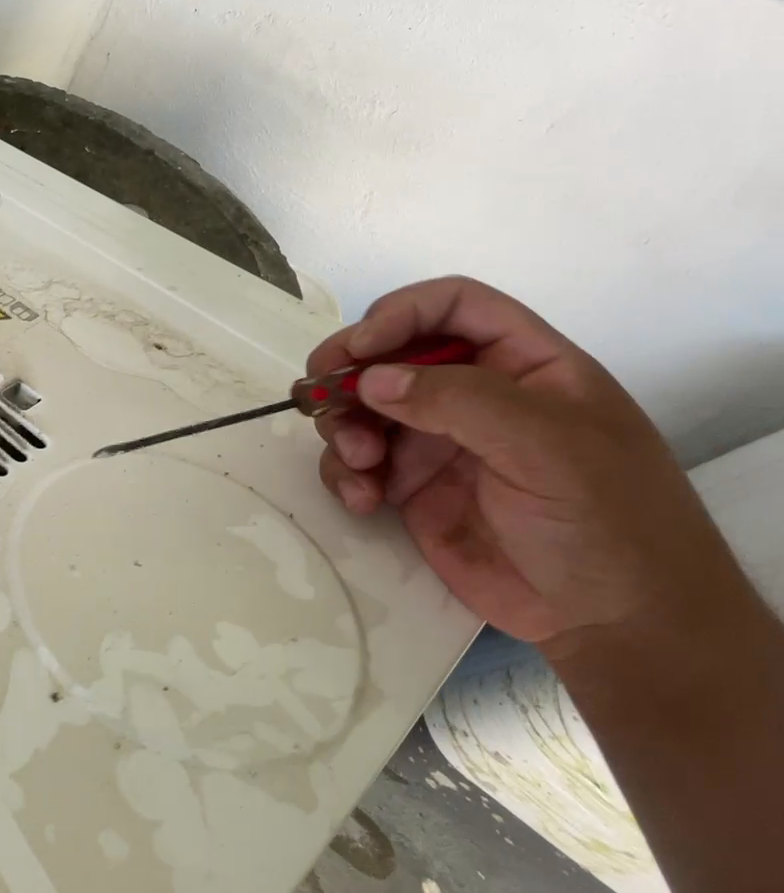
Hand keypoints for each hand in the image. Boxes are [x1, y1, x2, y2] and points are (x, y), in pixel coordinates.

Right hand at [311, 276, 747, 654]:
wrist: (611, 622)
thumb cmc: (606, 521)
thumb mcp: (548, 447)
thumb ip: (459, 401)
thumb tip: (370, 378)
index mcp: (525, 366)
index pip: (453, 306)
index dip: (400, 314)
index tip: (359, 351)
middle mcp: (474, 395)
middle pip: (389, 354)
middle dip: (349, 373)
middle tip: (318, 396)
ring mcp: (437, 441)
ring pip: (361, 407)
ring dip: (343, 429)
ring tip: (360, 465)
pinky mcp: (410, 486)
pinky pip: (355, 462)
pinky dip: (344, 474)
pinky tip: (362, 499)